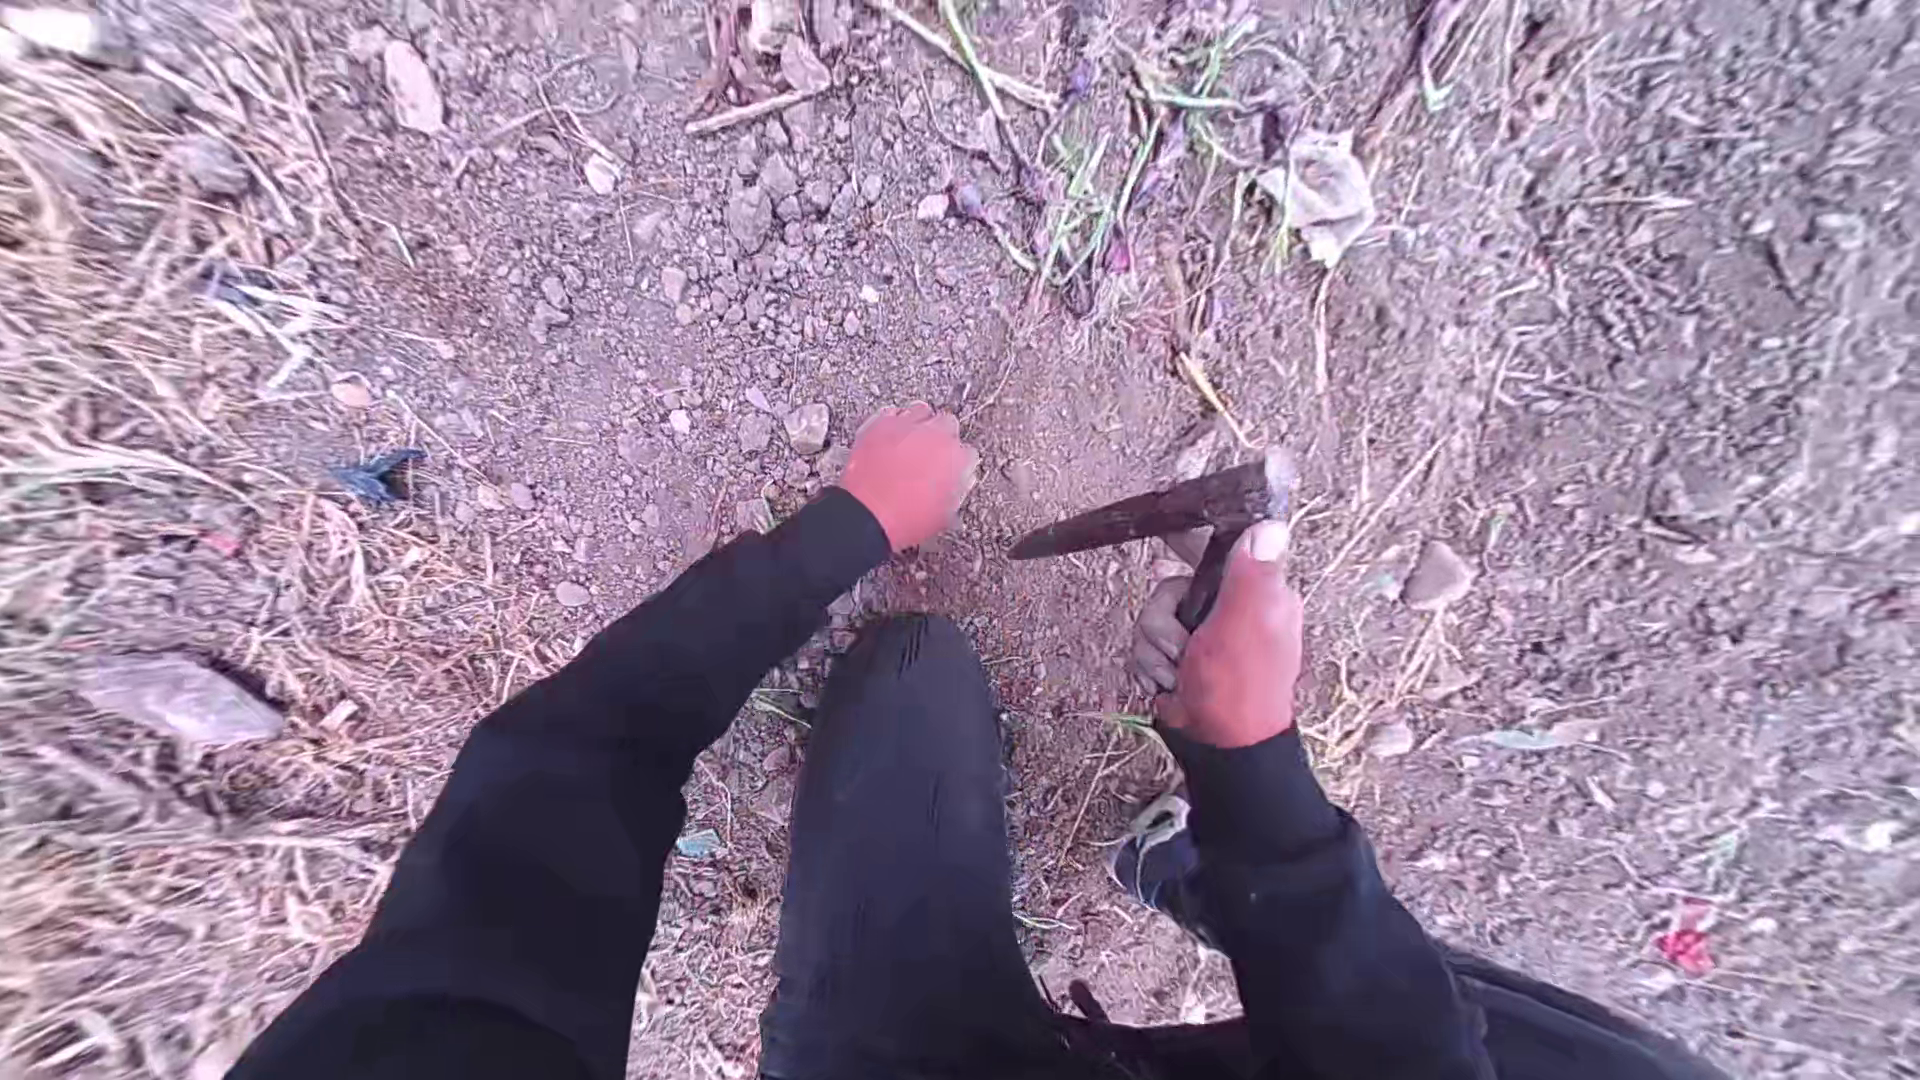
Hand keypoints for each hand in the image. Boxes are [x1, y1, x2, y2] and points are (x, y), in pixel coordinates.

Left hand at [838, 403, 979, 551]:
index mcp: (957, 458)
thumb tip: (957, 483)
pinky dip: (894, 422)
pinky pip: (892, 413)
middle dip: (943, 436)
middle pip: (948, 423)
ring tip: (913, 437)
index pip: (967, 451)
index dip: (957, 461)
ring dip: (920, 422)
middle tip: (932, 452)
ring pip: (921, 410)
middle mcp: (936, 436)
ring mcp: (907, 427)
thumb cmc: (904, 519)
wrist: (867, 516)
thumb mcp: (943, 514)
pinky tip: (892, 435)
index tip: (950, 468)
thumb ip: (956, 490)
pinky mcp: (881, 425)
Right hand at [1131, 521, 1303, 747]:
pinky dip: (1149, 663)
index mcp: (1253, 594)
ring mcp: (1197, 632)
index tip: (1158, 536)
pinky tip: (1166, 680)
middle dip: (1164, 618)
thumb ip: (1253, 574)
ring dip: (1155, 647)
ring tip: (1175, 671)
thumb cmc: (1237, 686)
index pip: (1214, 549)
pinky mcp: (1174, 653)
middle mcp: (1225, 608)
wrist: (1215, 744)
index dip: (1184, 541)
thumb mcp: (1248, 624)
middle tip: (1179, 644)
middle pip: (1169, 585)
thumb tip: (1270, 525)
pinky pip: (1143, 641)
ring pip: (1150, 614)